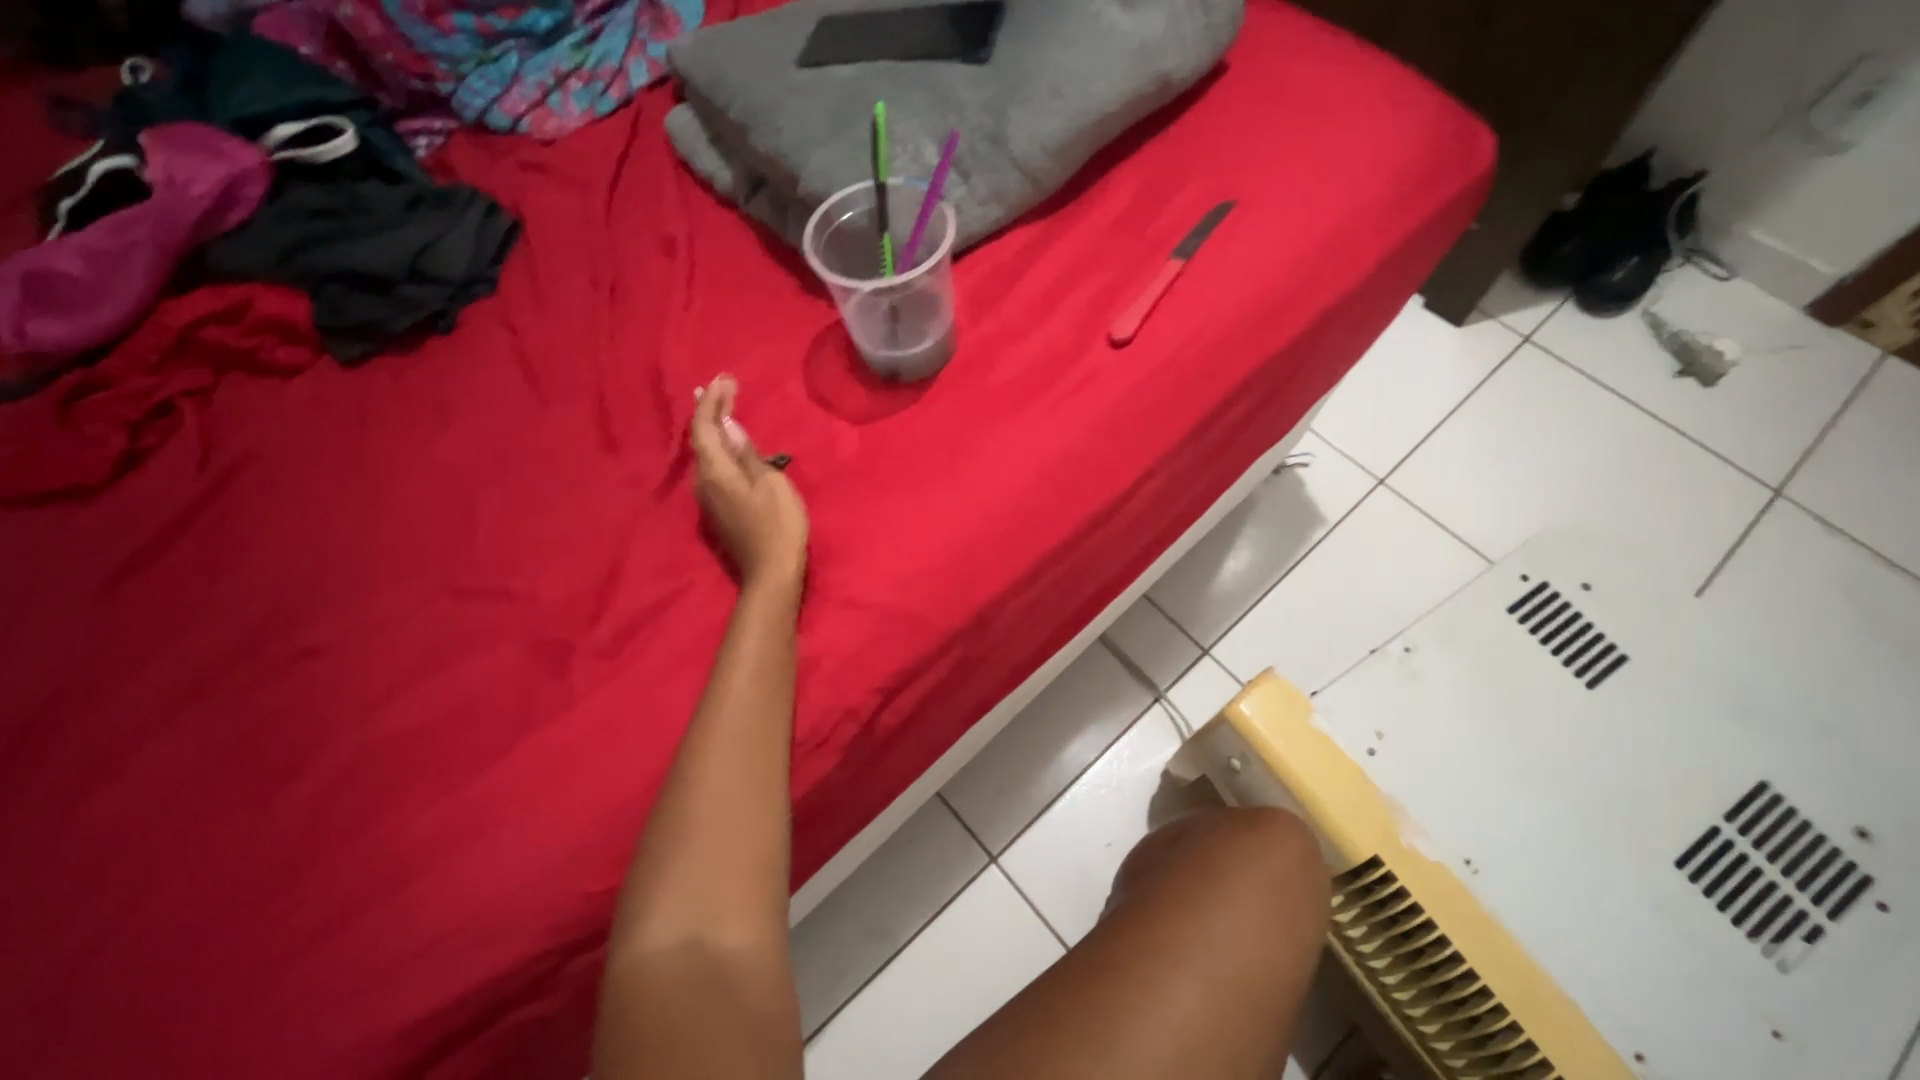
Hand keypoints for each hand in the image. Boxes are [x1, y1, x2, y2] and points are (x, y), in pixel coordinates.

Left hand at [691, 375, 808, 588]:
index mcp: (715, 471)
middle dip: (711, 408)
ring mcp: (708, 497)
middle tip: (723, 383)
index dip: (712, 400)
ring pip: (705, 452)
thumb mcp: (770, 482)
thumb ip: (747, 452)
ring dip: (713, 426)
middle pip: (700, 437)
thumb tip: (728, 425)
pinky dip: (719, 446)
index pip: (706, 426)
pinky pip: (712, 466)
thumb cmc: (778, 525)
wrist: (771, 573)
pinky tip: (728, 441)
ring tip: (723, 405)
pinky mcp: (718, 508)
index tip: (725, 377)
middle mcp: (703, 481)